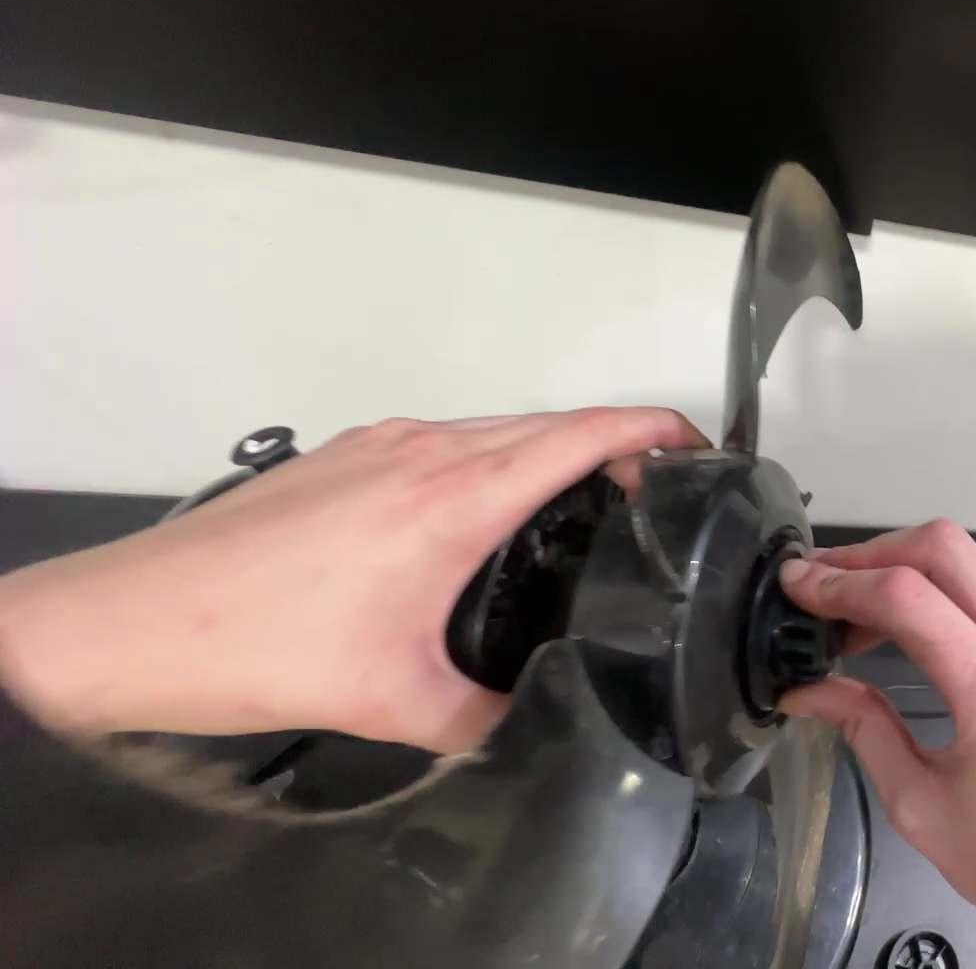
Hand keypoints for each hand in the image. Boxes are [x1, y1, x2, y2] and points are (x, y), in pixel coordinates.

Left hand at [0, 407, 704, 753]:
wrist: (109, 625)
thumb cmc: (260, 648)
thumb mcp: (391, 701)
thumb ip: (484, 715)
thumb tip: (540, 721)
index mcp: (459, 497)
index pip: (584, 433)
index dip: (654, 427)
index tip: (699, 447)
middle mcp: (434, 449)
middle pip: (559, 420)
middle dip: (624, 437)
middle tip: (664, 485)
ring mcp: (392, 441)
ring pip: (510, 423)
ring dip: (565, 444)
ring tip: (597, 492)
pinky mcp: (359, 448)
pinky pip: (464, 434)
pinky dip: (511, 451)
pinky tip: (502, 502)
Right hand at [777, 521, 975, 968]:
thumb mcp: (914, 801)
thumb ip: (861, 725)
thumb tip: (803, 689)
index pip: (909, 598)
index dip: (842, 582)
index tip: (795, 585)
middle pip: (945, 548)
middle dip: (873, 551)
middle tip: (821, 580)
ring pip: (965, 558)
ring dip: (900, 564)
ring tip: (845, 605)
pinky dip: (929, 586)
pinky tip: (891, 623)